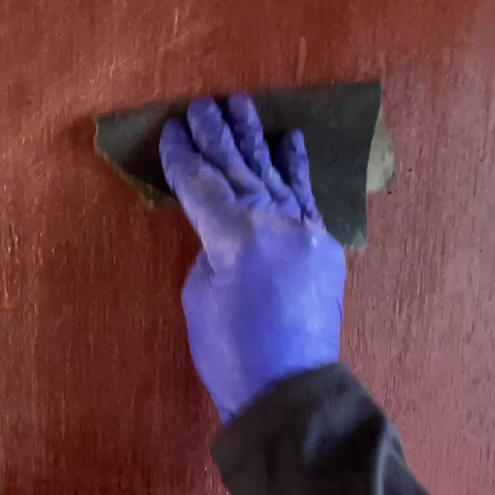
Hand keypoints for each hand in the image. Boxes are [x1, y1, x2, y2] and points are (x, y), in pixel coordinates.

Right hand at [161, 95, 346, 420]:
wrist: (289, 389)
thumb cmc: (229, 352)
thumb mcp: (198, 297)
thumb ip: (208, 251)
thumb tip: (220, 232)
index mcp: (235, 236)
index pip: (201, 185)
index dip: (182, 158)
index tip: (170, 130)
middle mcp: (274, 221)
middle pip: (238, 170)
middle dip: (216, 136)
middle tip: (201, 105)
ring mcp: (305, 230)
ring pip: (274, 174)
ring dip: (254, 140)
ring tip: (241, 106)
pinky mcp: (324, 245)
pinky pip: (308, 197)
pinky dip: (297, 168)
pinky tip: (290, 141)